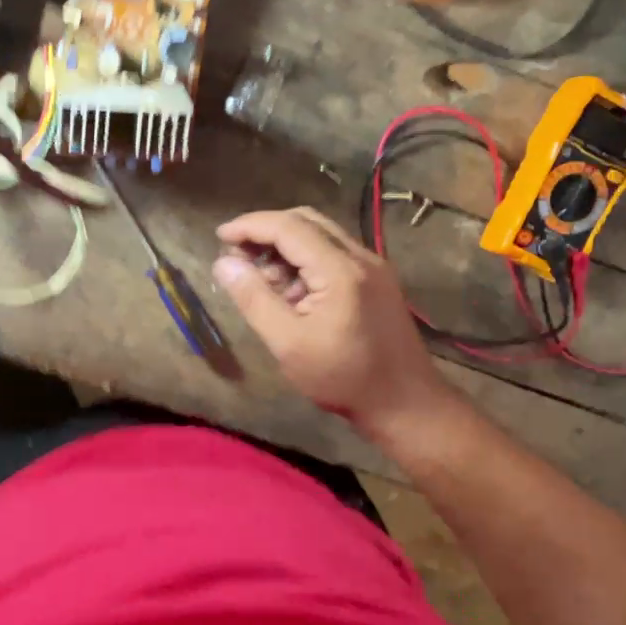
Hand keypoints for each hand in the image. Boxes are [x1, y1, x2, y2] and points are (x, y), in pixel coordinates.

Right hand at [212, 207, 459, 435]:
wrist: (406, 403)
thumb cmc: (343, 378)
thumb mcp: (288, 343)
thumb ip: (254, 299)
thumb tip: (223, 264)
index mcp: (340, 269)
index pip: (287, 227)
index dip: (249, 226)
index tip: (219, 237)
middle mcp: (360, 257)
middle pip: (305, 221)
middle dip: (266, 231)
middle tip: (236, 255)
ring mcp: (373, 266)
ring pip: (320, 234)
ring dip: (285, 245)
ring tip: (258, 275)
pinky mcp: (377, 280)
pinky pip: (333, 252)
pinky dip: (304, 258)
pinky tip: (289, 288)